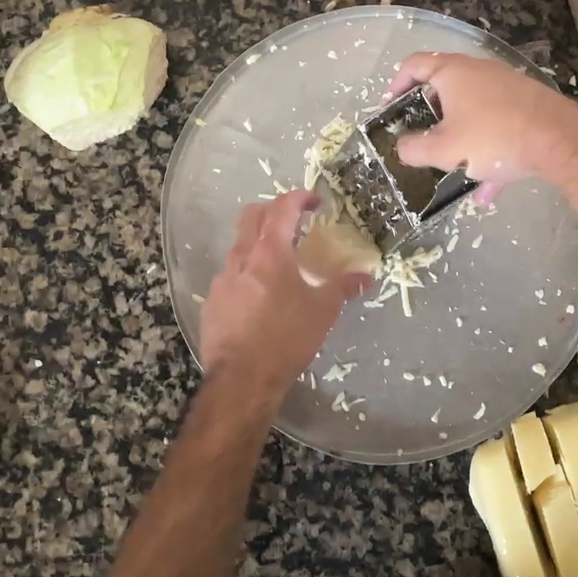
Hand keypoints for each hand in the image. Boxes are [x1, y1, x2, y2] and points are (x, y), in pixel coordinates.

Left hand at [200, 191, 368, 400]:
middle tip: (293, 221)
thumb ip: (343, 287)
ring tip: (279, 262)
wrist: (241, 379)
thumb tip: (365, 276)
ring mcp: (223, 278)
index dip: (300, 197)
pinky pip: (230, 275)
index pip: (283, 208)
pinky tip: (259, 296)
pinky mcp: (212, 301)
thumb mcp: (323, 311)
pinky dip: (247, 273)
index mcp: (271, 252)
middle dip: (273, 210)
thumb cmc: (287, 338)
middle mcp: (242, 257)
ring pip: (239, 245)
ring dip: (258, 243)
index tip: (315, 201)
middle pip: (252, 215)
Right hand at [385, 52, 577, 202]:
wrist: (560, 139)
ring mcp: (507, 88)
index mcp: (453, 72)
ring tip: (456, 175)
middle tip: (421, 136)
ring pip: (474, 114)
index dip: (396, 84)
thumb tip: (402, 147)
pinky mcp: (528, 107)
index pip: (414, 64)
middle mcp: (479, 72)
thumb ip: (414, 149)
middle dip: (431, 117)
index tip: (389, 107)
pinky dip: (490, 154)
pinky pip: (499, 129)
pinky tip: (489, 191)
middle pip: (445, 87)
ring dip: (463, 143)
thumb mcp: (443, 150)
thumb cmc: (492, 137)